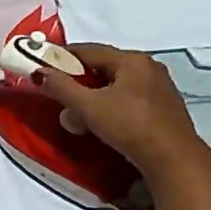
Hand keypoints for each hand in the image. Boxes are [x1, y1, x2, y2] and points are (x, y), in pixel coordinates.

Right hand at [33, 43, 210, 180]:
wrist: (172, 158)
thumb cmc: (129, 126)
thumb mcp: (89, 107)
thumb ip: (62, 88)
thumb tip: (39, 73)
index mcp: (132, 60)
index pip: (89, 50)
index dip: (63, 56)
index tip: (43, 64)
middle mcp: (148, 67)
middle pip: (104, 68)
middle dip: (78, 82)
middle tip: (59, 96)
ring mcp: (158, 88)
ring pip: (116, 86)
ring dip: (93, 98)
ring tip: (78, 116)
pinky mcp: (162, 109)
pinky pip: (128, 100)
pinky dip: (110, 107)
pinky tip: (103, 125)